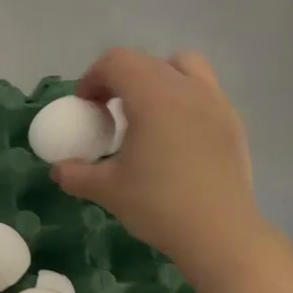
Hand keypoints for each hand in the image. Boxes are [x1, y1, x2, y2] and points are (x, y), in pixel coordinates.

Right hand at [50, 49, 273, 286]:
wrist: (217, 230)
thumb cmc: (157, 204)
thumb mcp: (105, 191)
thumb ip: (75, 174)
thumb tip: (59, 169)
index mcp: (153, 97)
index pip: (117, 62)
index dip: (92, 78)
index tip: (83, 107)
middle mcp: (187, 88)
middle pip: (148, 62)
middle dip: (121, 80)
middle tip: (107, 114)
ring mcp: (216, 102)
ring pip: (184, 68)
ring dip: (157, 81)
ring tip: (144, 117)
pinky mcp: (232, 121)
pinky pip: (203, 93)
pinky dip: (181, 101)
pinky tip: (172, 140)